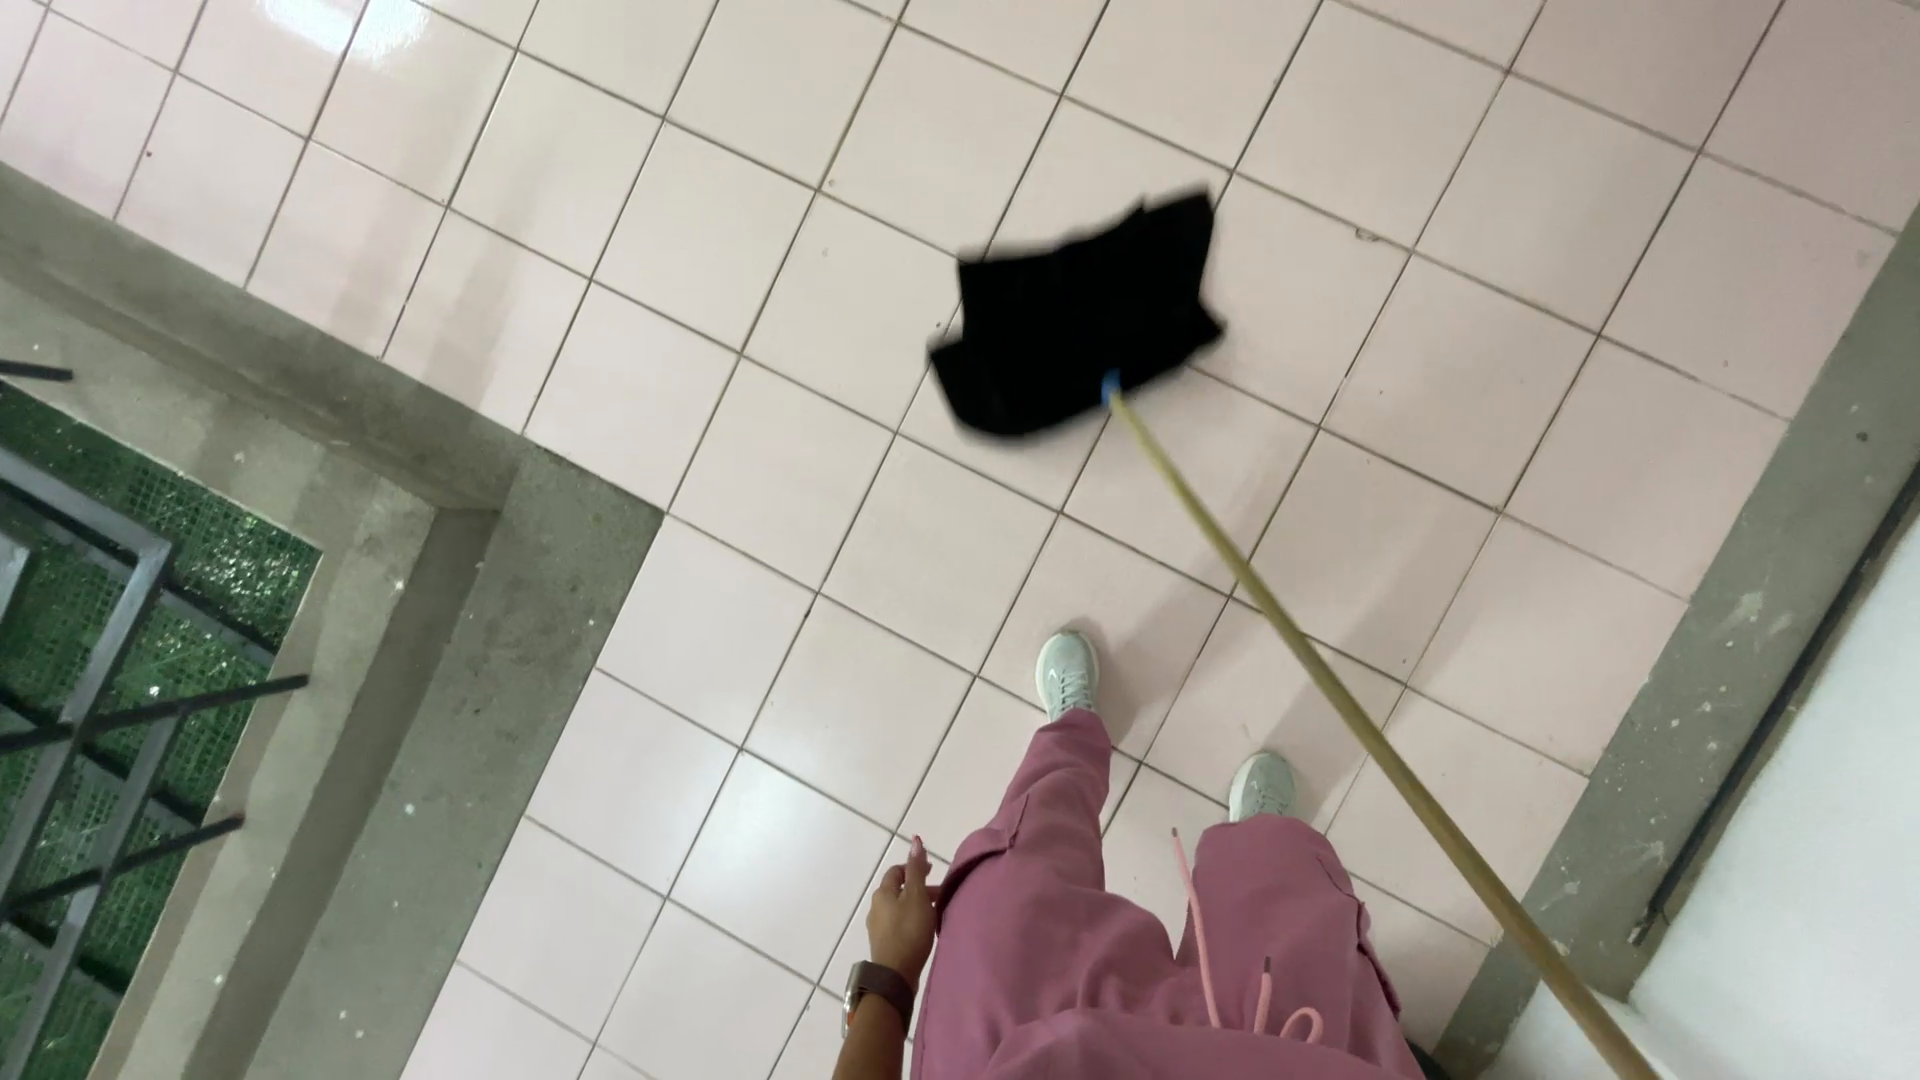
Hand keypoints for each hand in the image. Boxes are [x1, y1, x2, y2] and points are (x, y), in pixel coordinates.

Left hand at [866, 836, 939, 986]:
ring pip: (899, 907)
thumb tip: (915, 840)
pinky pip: (899, 923)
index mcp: (882, 892)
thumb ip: (917, 869)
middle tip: (939, 893)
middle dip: (918, 887)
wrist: (895, 976)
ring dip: (917, 904)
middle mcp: (876, 907)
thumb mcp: (917, 896)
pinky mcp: (884, 944)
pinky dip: (912, 920)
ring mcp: (878, 927)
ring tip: (935, 912)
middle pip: (898, 889)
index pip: (896, 871)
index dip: (914, 867)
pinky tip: (924, 930)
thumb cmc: (908, 932)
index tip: (932, 871)